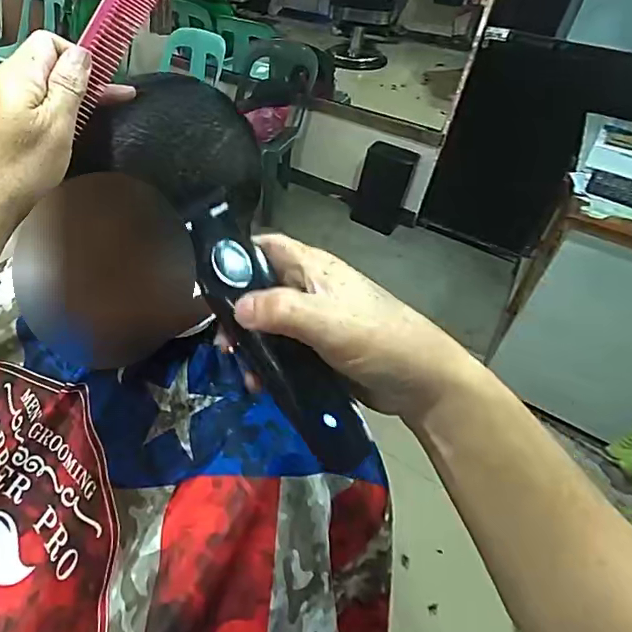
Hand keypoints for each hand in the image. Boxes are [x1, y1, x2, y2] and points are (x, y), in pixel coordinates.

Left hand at [0, 32, 130, 266]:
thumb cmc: (18, 171)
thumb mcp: (58, 124)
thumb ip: (70, 83)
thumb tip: (81, 53)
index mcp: (16, 74)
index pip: (50, 41)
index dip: (79, 56)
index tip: (101, 81)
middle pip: (43, 63)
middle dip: (76, 79)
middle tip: (108, 100)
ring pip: (33, 86)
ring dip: (61, 98)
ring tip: (84, 120)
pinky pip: (20, 104)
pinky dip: (42, 112)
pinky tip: (56, 133)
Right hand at [232, 234, 486, 421]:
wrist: (422, 382)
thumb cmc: (378, 339)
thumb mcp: (327, 322)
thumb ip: (281, 310)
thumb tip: (236, 307)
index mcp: (313, 268)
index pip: (266, 247)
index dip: (236, 257)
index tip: (209, 283)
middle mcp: (309, 288)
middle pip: (260, 288)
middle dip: (237, 312)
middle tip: (223, 342)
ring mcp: (314, 320)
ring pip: (268, 323)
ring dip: (250, 344)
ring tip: (242, 370)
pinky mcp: (318, 350)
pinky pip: (282, 349)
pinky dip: (267, 363)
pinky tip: (259, 384)